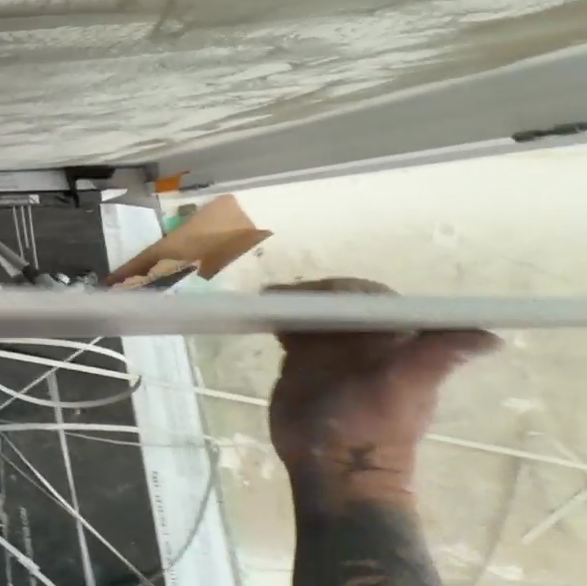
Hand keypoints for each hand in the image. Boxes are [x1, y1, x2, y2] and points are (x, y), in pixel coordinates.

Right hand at [266, 278, 497, 505]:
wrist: (331, 465)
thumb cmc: (369, 428)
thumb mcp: (402, 391)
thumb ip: (433, 360)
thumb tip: (492, 338)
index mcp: (397, 347)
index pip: (376, 301)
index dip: (349, 291)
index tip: (319, 294)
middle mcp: (366, 344)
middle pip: (341, 301)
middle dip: (314, 294)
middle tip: (285, 299)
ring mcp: (332, 350)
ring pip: (316, 311)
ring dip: (294, 302)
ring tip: (270, 304)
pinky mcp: (302, 358)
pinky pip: (293, 326)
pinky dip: (280, 316)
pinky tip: (263, 317)